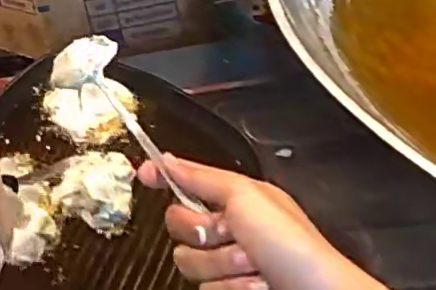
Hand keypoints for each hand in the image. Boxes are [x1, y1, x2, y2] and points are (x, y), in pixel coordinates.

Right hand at [139, 154, 385, 289]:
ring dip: (224, 267)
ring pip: (191, 264)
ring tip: (254, 269)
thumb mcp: (245, 195)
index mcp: (233, 199)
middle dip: (205, 233)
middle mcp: (228, 231)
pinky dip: (233, 289)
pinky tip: (256, 288)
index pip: (186, 179)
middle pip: (180, 226)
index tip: (143, 173)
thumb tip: (167, 159)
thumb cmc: (293, 245)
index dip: (163, 175)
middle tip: (235, 236)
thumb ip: (200, 176)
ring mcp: (229, 268)